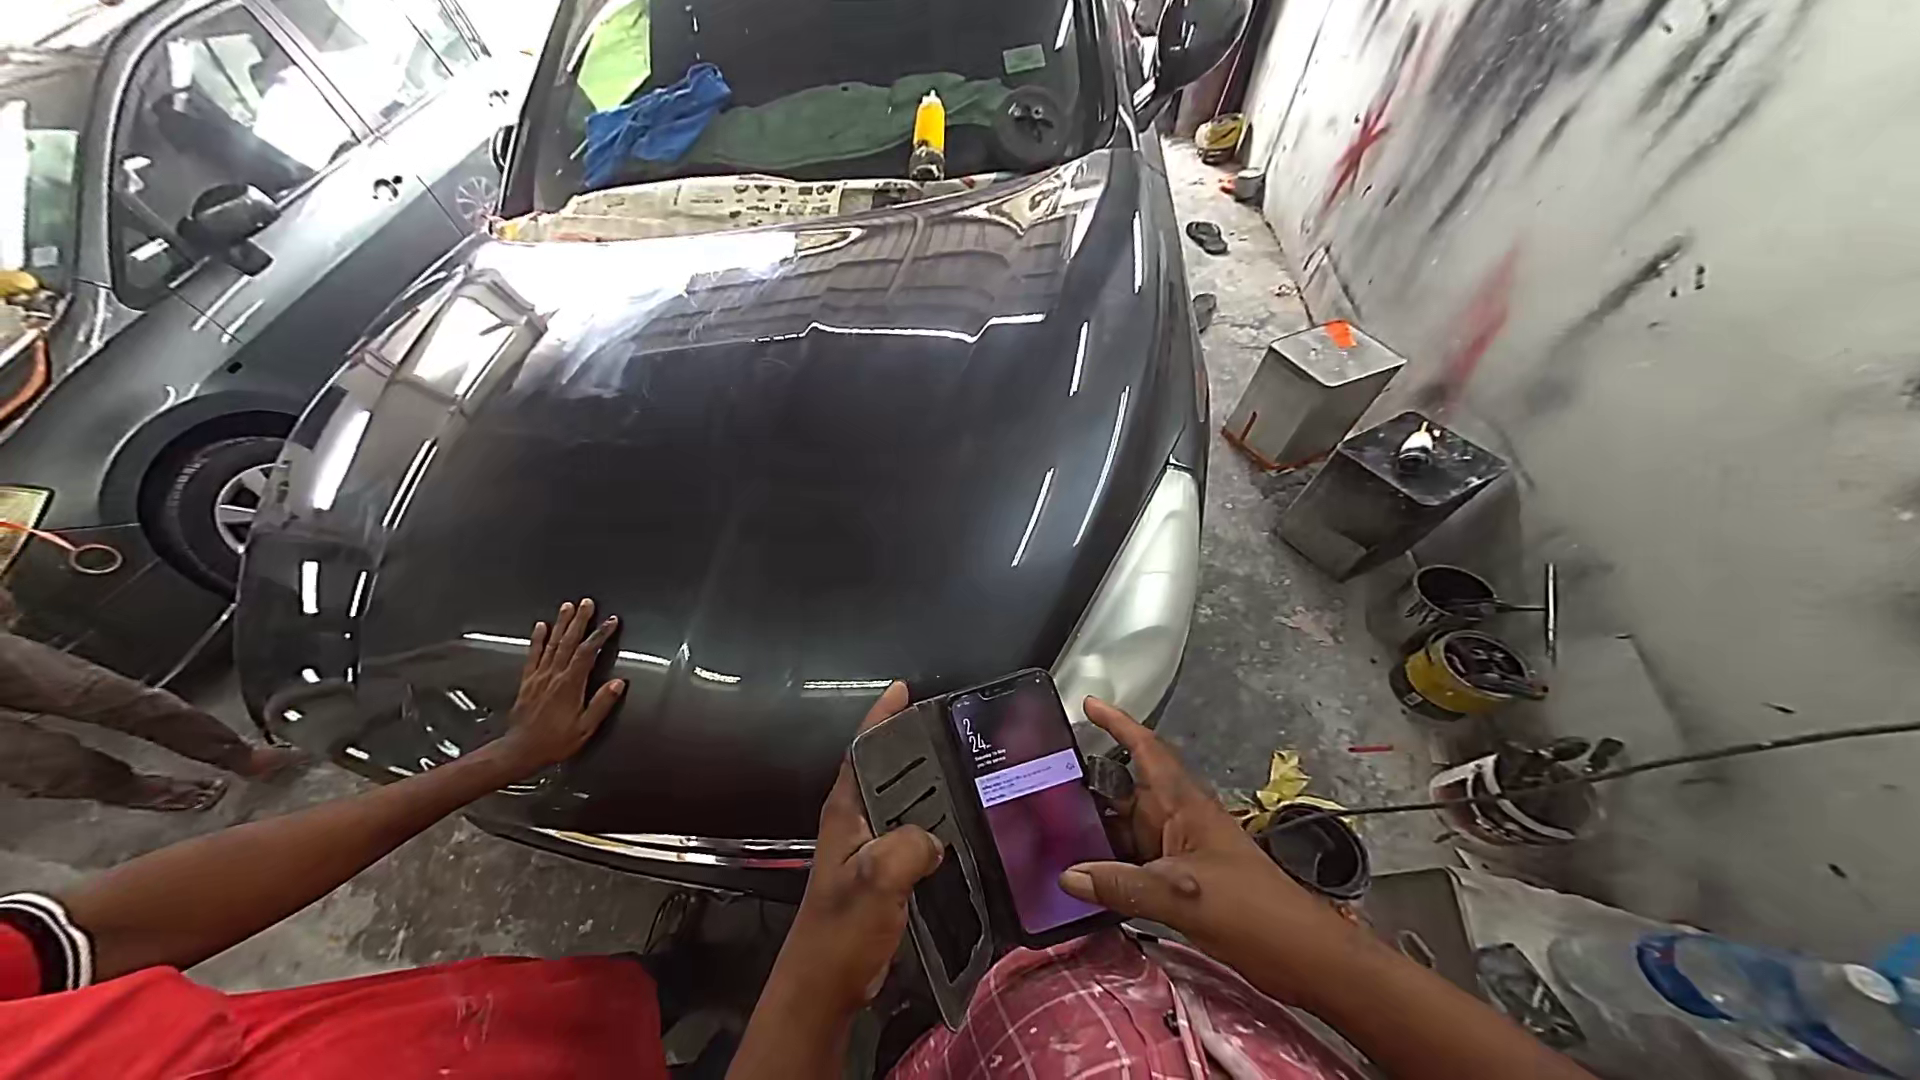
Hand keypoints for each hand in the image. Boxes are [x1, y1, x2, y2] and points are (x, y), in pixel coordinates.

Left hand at [484, 598, 625, 779]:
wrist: (519, 751)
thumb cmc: (554, 742)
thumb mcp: (585, 727)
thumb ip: (602, 703)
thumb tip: (619, 683)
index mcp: (569, 685)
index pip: (587, 653)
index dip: (600, 635)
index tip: (611, 622)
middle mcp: (553, 677)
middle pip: (568, 642)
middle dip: (580, 620)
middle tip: (587, 603)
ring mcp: (538, 677)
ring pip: (552, 644)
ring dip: (561, 624)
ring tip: (568, 607)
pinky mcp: (528, 681)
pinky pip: (533, 655)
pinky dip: (537, 639)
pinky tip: (541, 627)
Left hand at [766, 681, 943, 1019]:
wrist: (826, 985)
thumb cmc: (842, 929)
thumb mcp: (875, 880)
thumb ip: (908, 847)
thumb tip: (934, 836)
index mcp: (846, 809)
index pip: (862, 747)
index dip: (881, 716)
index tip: (904, 689)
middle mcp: (856, 818)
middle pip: (887, 767)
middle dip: (914, 743)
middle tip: (954, 727)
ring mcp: (869, 844)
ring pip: (902, 799)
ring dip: (928, 783)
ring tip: (967, 767)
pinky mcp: (884, 868)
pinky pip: (913, 830)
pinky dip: (934, 818)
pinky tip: (960, 821)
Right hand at [1058, 698, 1366, 1004]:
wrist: (1302, 956)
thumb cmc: (1252, 910)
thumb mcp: (1184, 895)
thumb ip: (1123, 886)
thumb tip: (1069, 877)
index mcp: (1184, 804)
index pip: (1147, 749)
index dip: (1118, 723)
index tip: (1088, 704)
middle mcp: (1178, 819)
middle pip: (1126, 791)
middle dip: (1091, 784)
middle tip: (1046, 783)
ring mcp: (1180, 850)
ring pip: (1128, 828)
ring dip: (1097, 828)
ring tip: (1055, 830)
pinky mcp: (1181, 880)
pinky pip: (1134, 861)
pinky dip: (1110, 864)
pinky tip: (1085, 877)